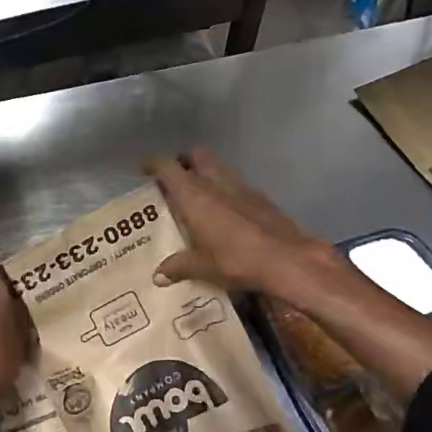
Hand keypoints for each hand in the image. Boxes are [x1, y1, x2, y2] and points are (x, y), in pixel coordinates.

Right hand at [144, 148, 346, 298]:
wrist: (288, 260)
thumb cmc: (236, 259)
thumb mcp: (201, 268)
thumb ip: (177, 266)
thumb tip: (158, 276)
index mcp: (193, 195)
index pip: (166, 167)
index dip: (152, 164)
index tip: (143, 169)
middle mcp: (216, 182)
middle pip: (196, 155)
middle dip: (184, 161)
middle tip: (174, 178)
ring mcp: (242, 187)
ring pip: (219, 167)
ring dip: (207, 173)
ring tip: (199, 195)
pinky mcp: (262, 197)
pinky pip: (237, 185)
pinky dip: (227, 190)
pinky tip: (226, 212)